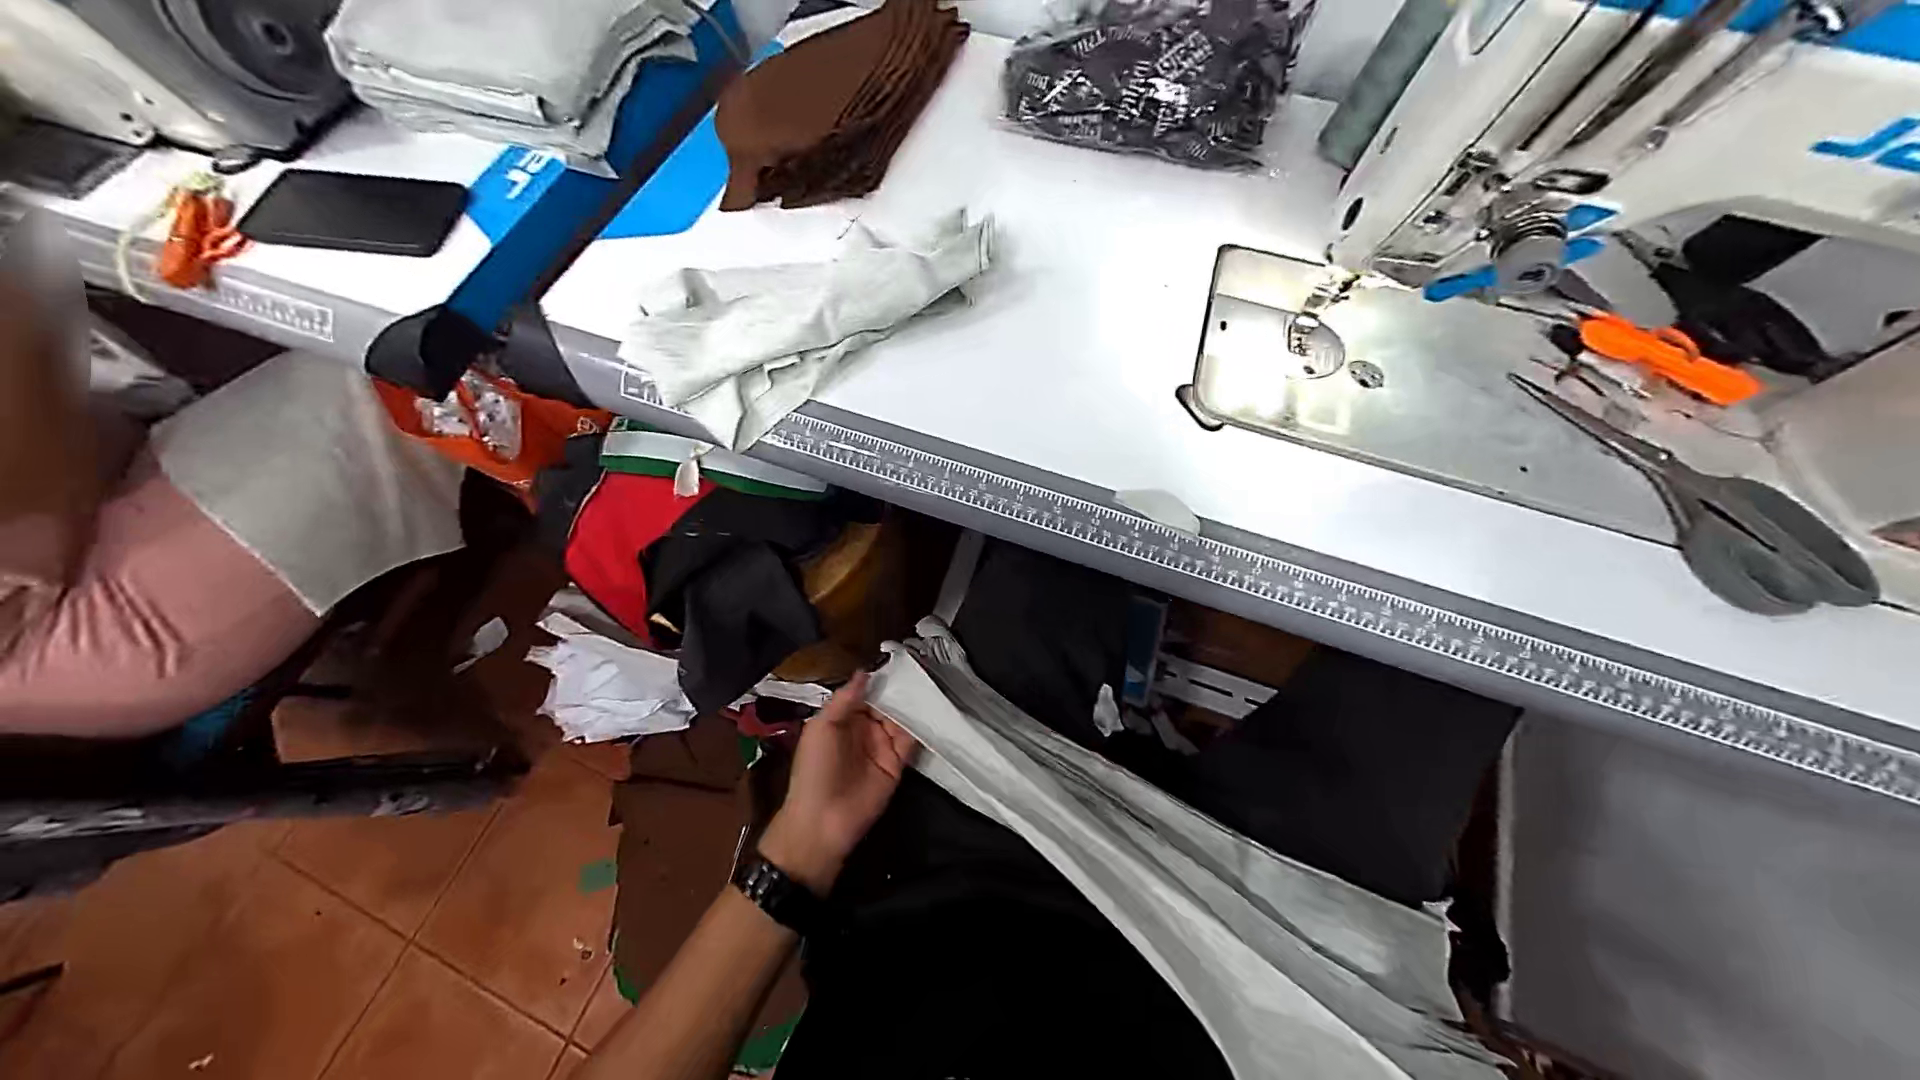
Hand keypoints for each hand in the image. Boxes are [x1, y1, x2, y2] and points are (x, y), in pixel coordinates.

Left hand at [759, 672, 916, 893]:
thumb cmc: (815, 769)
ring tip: (931, 683)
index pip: (867, 692)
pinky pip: (911, 741)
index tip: (900, 660)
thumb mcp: (822, 727)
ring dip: (913, 705)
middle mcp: (865, 729)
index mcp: (844, 719)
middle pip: (887, 703)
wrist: (823, 820)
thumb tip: (865, 671)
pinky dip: (921, 727)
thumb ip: (845, 699)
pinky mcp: (897, 763)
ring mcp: (882, 746)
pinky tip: (932, 710)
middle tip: (922, 667)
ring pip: (902, 719)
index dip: (881, 679)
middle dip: (901, 689)